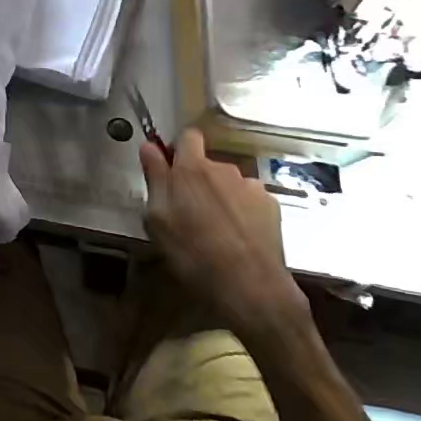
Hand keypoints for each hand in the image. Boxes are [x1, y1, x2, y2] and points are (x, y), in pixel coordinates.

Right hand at [139, 129, 305, 327]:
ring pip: (228, 183)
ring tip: (215, 230)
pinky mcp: (271, 206)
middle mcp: (224, 168)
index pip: (188, 136)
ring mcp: (251, 186)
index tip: (170, 171)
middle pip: (207, 164)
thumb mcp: (158, 218)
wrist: (249, 284)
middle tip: (187, 213)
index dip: (178, 149)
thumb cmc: (192, 252)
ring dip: (220, 197)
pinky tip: (237, 237)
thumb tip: (148, 146)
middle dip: (197, 180)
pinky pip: (249, 200)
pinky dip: (242, 212)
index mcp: (192, 168)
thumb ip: (154, 177)